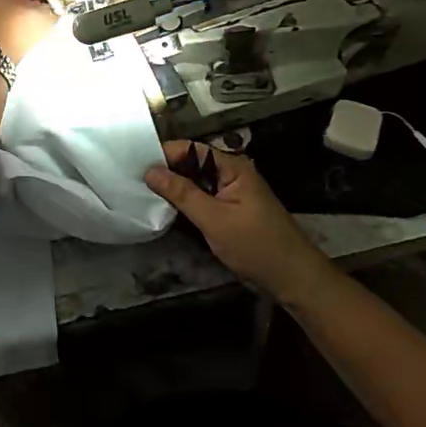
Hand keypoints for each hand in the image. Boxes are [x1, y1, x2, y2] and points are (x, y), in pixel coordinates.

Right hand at [144, 141, 334, 302]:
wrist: (292, 277)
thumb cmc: (256, 245)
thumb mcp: (214, 219)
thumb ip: (182, 193)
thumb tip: (151, 171)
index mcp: (232, 167)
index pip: (191, 149)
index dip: (164, 153)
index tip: (134, 162)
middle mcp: (232, 173)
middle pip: (193, 163)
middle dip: (167, 169)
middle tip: (133, 177)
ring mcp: (233, 192)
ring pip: (197, 182)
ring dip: (175, 186)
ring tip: (142, 190)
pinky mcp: (231, 210)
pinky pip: (204, 197)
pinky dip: (187, 201)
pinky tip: (167, 207)